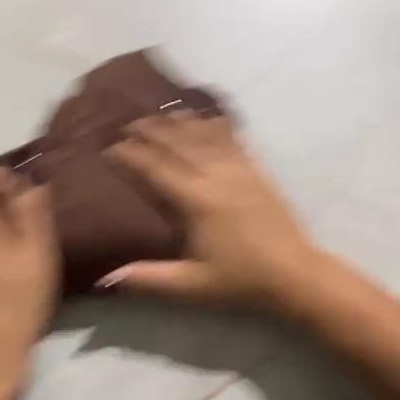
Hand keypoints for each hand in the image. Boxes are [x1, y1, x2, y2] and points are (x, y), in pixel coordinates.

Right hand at [103, 111, 329, 309]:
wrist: (294, 273)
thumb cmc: (240, 280)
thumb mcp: (192, 286)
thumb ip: (149, 278)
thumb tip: (106, 278)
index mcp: (196, 201)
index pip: (156, 168)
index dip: (131, 155)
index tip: (110, 148)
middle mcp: (216, 176)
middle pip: (178, 143)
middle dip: (151, 130)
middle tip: (128, 122)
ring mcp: (239, 168)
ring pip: (204, 134)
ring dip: (180, 121)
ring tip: (161, 112)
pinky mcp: (256, 168)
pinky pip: (232, 138)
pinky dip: (215, 124)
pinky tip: (206, 115)